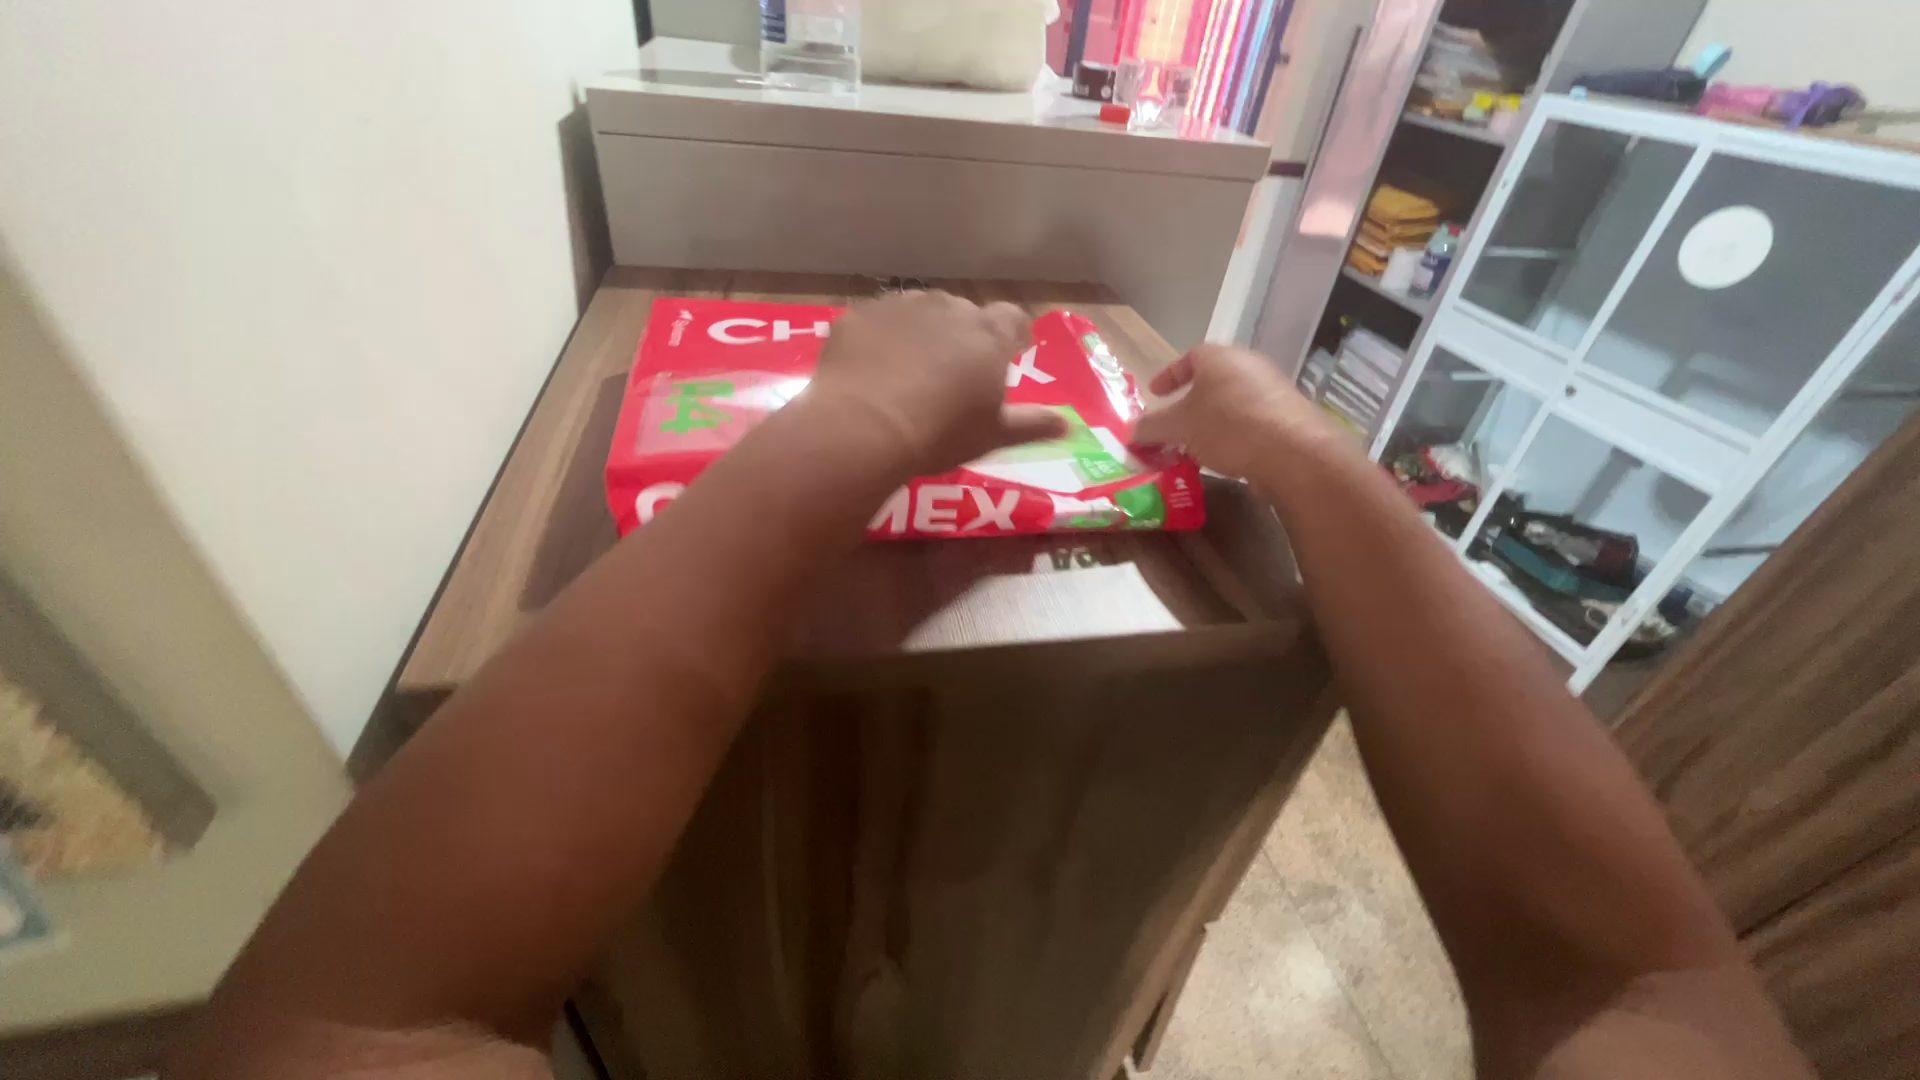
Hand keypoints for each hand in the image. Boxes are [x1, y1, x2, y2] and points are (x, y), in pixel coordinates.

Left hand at [800, 290, 1067, 475]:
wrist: (863, 428)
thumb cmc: (940, 434)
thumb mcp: (992, 435)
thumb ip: (1031, 424)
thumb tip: (1068, 425)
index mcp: (988, 334)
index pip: (1014, 319)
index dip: (1013, 335)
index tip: (1010, 355)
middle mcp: (948, 308)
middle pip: (964, 314)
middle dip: (962, 337)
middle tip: (952, 374)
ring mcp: (900, 307)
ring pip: (918, 312)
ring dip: (920, 333)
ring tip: (908, 371)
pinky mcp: (859, 316)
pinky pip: (876, 324)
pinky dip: (879, 341)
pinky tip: (870, 372)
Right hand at [1131, 344, 1353, 479]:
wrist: (1293, 452)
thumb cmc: (1227, 426)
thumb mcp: (1177, 427)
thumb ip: (1150, 428)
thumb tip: (1130, 433)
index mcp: (1219, 357)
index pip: (1189, 357)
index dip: (1169, 376)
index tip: (1154, 395)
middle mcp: (1249, 365)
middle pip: (1211, 381)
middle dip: (1188, 403)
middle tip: (1171, 425)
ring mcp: (1273, 391)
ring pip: (1231, 403)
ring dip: (1210, 422)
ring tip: (1192, 447)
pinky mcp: (1288, 417)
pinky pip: (1250, 422)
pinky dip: (1232, 435)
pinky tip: (1223, 458)